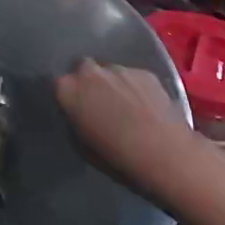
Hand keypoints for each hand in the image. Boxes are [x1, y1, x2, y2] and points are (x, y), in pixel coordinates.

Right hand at [54, 59, 214, 198]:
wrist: (166, 154)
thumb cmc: (116, 156)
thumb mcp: (79, 141)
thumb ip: (73, 118)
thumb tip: (77, 112)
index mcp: (66, 88)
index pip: (59, 84)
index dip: (69, 95)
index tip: (76, 107)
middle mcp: (88, 72)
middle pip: (83, 69)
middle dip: (90, 82)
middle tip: (100, 102)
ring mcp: (118, 69)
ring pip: (110, 72)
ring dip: (114, 84)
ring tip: (128, 105)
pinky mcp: (146, 73)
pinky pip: (134, 77)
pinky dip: (137, 87)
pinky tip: (147, 106)